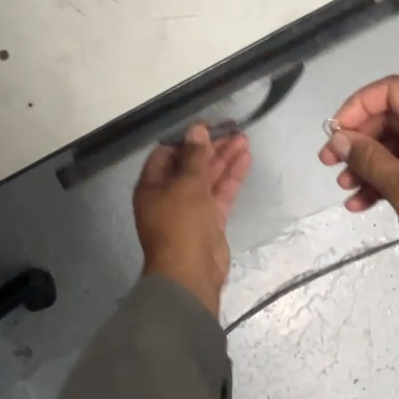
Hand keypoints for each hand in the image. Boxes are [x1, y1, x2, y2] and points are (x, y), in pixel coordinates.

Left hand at [133, 125, 251, 315]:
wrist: (191, 273)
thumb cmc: (180, 224)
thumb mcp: (186, 185)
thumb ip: (195, 157)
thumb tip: (196, 130)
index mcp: (152, 186)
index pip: (167, 154)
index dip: (186, 139)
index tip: (207, 126)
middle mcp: (169, 195)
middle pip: (190, 164)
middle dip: (210, 147)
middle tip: (232, 130)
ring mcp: (190, 208)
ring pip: (208, 177)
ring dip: (224, 159)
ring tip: (244, 139)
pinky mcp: (210, 220)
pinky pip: (220, 193)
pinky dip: (232, 176)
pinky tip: (246, 159)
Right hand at [319, 76, 398, 311]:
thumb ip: (368, 158)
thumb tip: (339, 138)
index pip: (393, 91)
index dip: (359, 105)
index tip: (336, 132)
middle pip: (394, 118)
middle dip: (359, 139)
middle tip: (331, 164)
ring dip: (370, 164)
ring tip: (346, 190)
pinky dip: (389, 180)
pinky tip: (363, 204)